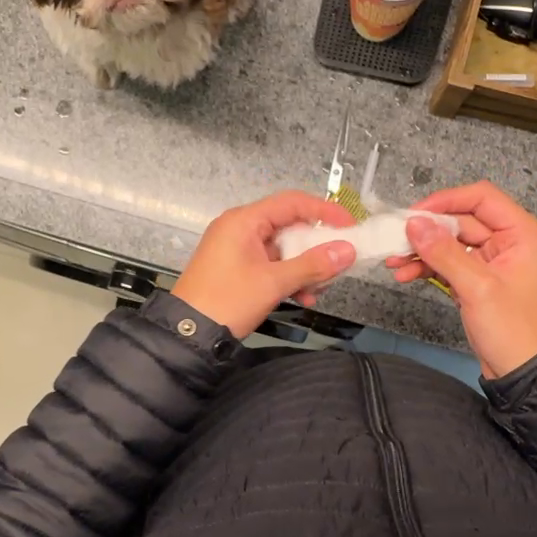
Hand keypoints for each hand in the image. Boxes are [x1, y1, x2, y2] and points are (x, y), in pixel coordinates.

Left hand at [173, 191, 356, 337]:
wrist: (186, 334)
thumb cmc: (227, 302)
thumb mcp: (274, 283)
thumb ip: (313, 265)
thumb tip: (347, 251)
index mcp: (244, 221)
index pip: (292, 202)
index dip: (325, 212)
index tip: (350, 226)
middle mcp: (239, 228)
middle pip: (288, 226)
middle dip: (315, 246)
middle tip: (339, 261)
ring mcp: (236, 249)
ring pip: (281, 249)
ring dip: (304, 266)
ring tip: (319, 288)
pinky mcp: (235, 268)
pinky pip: (270, 264)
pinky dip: (288, 277)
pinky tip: (302, 297)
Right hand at [385, 181, 536, 377]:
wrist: (523, 371)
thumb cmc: (512, 330)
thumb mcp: (477, 288)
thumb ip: (444, 253)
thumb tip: (414, 224)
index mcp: (523, 233)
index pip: (482, 198)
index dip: (445, 201)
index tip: (413, 214)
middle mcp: (510, 240)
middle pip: (462, 220)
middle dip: (427, 231)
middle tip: (395, 240)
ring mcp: (494, 259)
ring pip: (452, 242)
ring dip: (423, 250)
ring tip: (394, 261)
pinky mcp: (479, 278)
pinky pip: (450, 262)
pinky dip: (429, 266)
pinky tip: (406, 273)